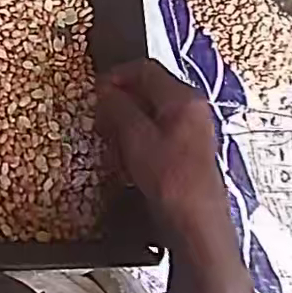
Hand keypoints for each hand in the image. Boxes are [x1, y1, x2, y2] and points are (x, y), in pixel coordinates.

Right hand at [96, 60, 230, 241]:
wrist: (196, 223)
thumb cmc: (171, 180)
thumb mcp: (136, 139)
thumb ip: (119, 108)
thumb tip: (105, 90)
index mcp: (183, 98)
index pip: (144, 69)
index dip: (115, 77)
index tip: (95, 92)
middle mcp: (191, 109)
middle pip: (146, 92)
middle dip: (119, 107)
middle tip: (101, 124)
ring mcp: (190, 130)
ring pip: (148, 115)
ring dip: (125, 129)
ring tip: (114, 151)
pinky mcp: (185, 150)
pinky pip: (155, 135)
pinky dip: (137, 144)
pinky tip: (128, 166)